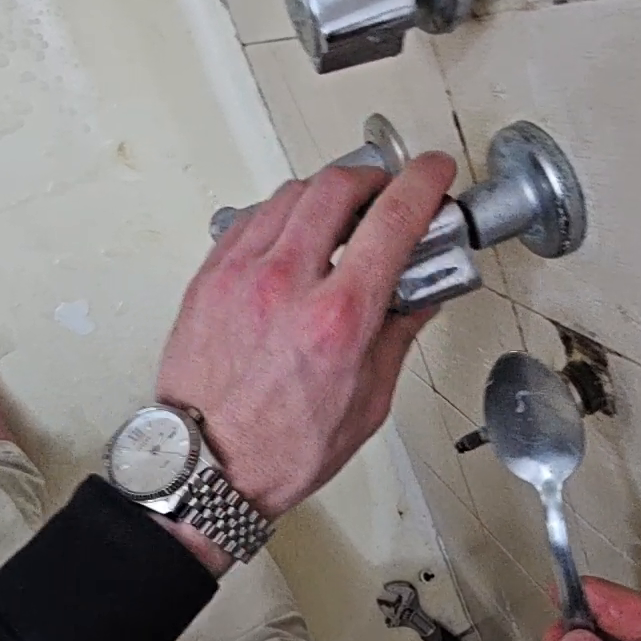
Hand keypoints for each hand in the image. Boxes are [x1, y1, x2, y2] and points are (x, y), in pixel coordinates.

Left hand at [157, 154, 454, 517]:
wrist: (205, 469)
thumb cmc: (280, 450)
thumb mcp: (367, 403)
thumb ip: (397, 337)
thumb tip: (419, 296)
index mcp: (337, 320)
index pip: (393, 219)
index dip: (423, 182)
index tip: (434, 171)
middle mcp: (286, 285)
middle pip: (336, 186)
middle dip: (373, 179)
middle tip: (386, 197)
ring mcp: (239, 276)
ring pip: (290, 194)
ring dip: (326, 193)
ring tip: (341, 218)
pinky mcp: (209, 278)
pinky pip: (250, 218)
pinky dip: (282, 214)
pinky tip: (293, 238)